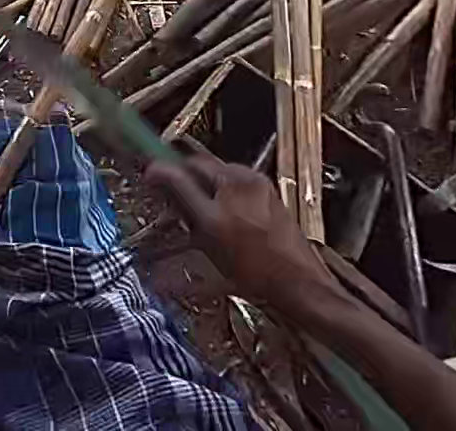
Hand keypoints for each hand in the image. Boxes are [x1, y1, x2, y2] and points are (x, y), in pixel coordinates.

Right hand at [147, 144, 345, 319]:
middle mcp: (251, 177)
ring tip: (199, 224)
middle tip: (173, 209)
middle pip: (206, 172)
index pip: (189, 162)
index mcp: (235, 176)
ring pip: (220, 187)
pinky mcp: (273, 210)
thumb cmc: (253, 262)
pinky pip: (237, 200)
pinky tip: (222, 232)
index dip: (168, 172)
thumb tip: (154, 168)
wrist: (303, 291)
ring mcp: (264, 193)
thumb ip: (179, 190)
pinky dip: (223, 208)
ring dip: (204, 197)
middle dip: (186, 186)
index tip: (152, 184)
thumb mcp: (208, 225)